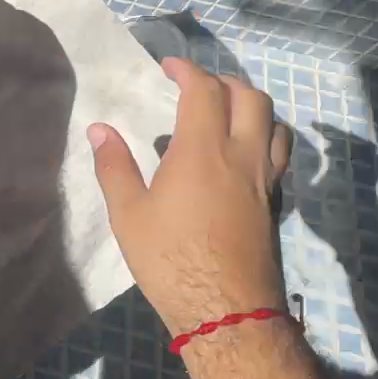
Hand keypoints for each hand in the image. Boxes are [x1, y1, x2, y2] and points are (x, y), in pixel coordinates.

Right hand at [87, 57, 292, 338]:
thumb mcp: (128, 214)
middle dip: (222, 82)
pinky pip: (278, 153)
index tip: (168, 67)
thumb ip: (114, 167)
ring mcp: (264, 180)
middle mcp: (241, 156)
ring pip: (274, 122)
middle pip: (250, 97)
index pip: (204, 91)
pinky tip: (240, 154)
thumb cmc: (169, 260)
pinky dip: (263, 135)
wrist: (226, 311)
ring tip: (223, 114)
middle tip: (195, 88)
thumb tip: (99, 129)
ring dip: (250, 105)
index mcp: (202, 152)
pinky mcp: (274, 202)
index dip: (187, 70)